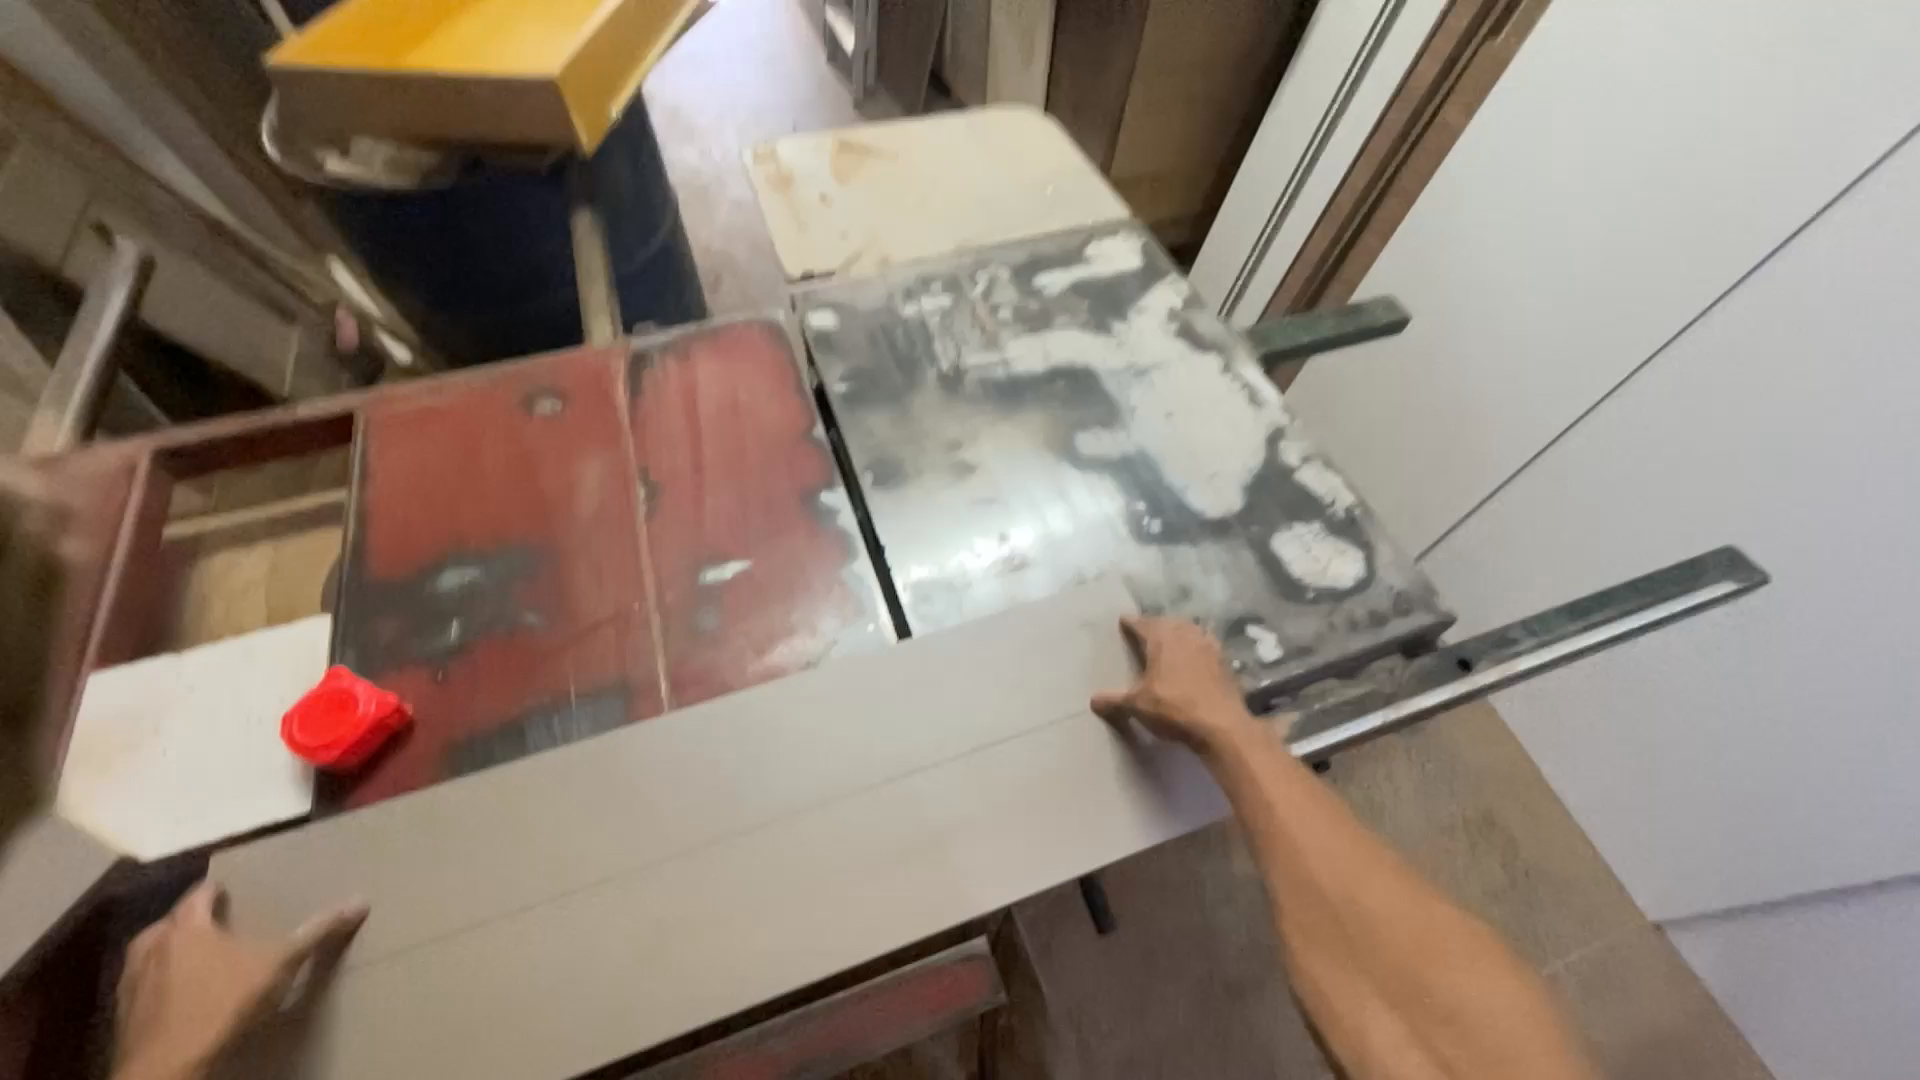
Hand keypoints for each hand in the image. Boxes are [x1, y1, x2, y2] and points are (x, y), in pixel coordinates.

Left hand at [113, 881, 367, 1079]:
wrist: (169, 1067)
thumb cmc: (224, 1001)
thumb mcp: (282, 962)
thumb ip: (317, 931)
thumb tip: (361, 902)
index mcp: (186, 930)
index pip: (195, 897)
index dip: (211, 889)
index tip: (225, 886)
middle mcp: (151, 951)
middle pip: (164, 925)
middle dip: (184, 921)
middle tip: (210, 921)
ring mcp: (131, 987)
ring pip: (146, 958)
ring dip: (166, 953)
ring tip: (196, 956)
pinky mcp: (124, 1019)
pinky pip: (142, 989)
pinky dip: (159, 984)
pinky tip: (181, 993)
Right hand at [1091, 615, 1259, 755]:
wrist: (1221, 726)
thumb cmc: (1173, 708)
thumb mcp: (1137, 706)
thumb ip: (1115, 700)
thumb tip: (1093, 700)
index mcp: (1161, 639)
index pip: (1142, 623)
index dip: (1131, 622)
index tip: (1124, 620)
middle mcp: (1185, 635)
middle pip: (1168, 622)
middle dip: (1156, 624)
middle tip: (1146, 629)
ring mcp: (1208, 646)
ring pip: (1190, 630)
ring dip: (1179, 632)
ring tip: (1170, 639)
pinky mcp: (1224, 662)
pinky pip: (1207, 645)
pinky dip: (1197, 646)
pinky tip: (1195, 656)